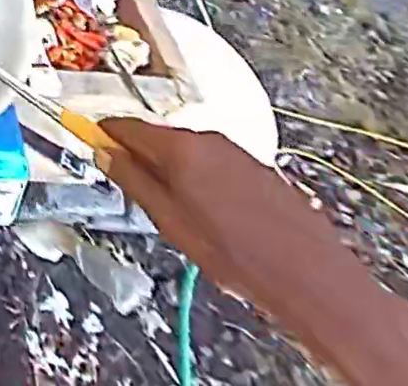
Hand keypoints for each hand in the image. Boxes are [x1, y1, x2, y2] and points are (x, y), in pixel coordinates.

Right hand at [97, 118, 407, 385]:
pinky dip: (201, 177)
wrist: (315, 281)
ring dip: (173, 169)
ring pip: (186, 151)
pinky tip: (213, 214)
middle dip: (141, 156)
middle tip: (137, 190)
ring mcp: (235, 151)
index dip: (104, 134)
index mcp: (179, 147)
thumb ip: (131, 180)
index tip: (92, 142)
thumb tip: (104, 152)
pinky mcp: (257, 166)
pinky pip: (213, 162)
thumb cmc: (237, 255)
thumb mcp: (168, 221)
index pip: (125, 126)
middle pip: (156, 137)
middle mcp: (206, 138)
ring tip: (181, 211)